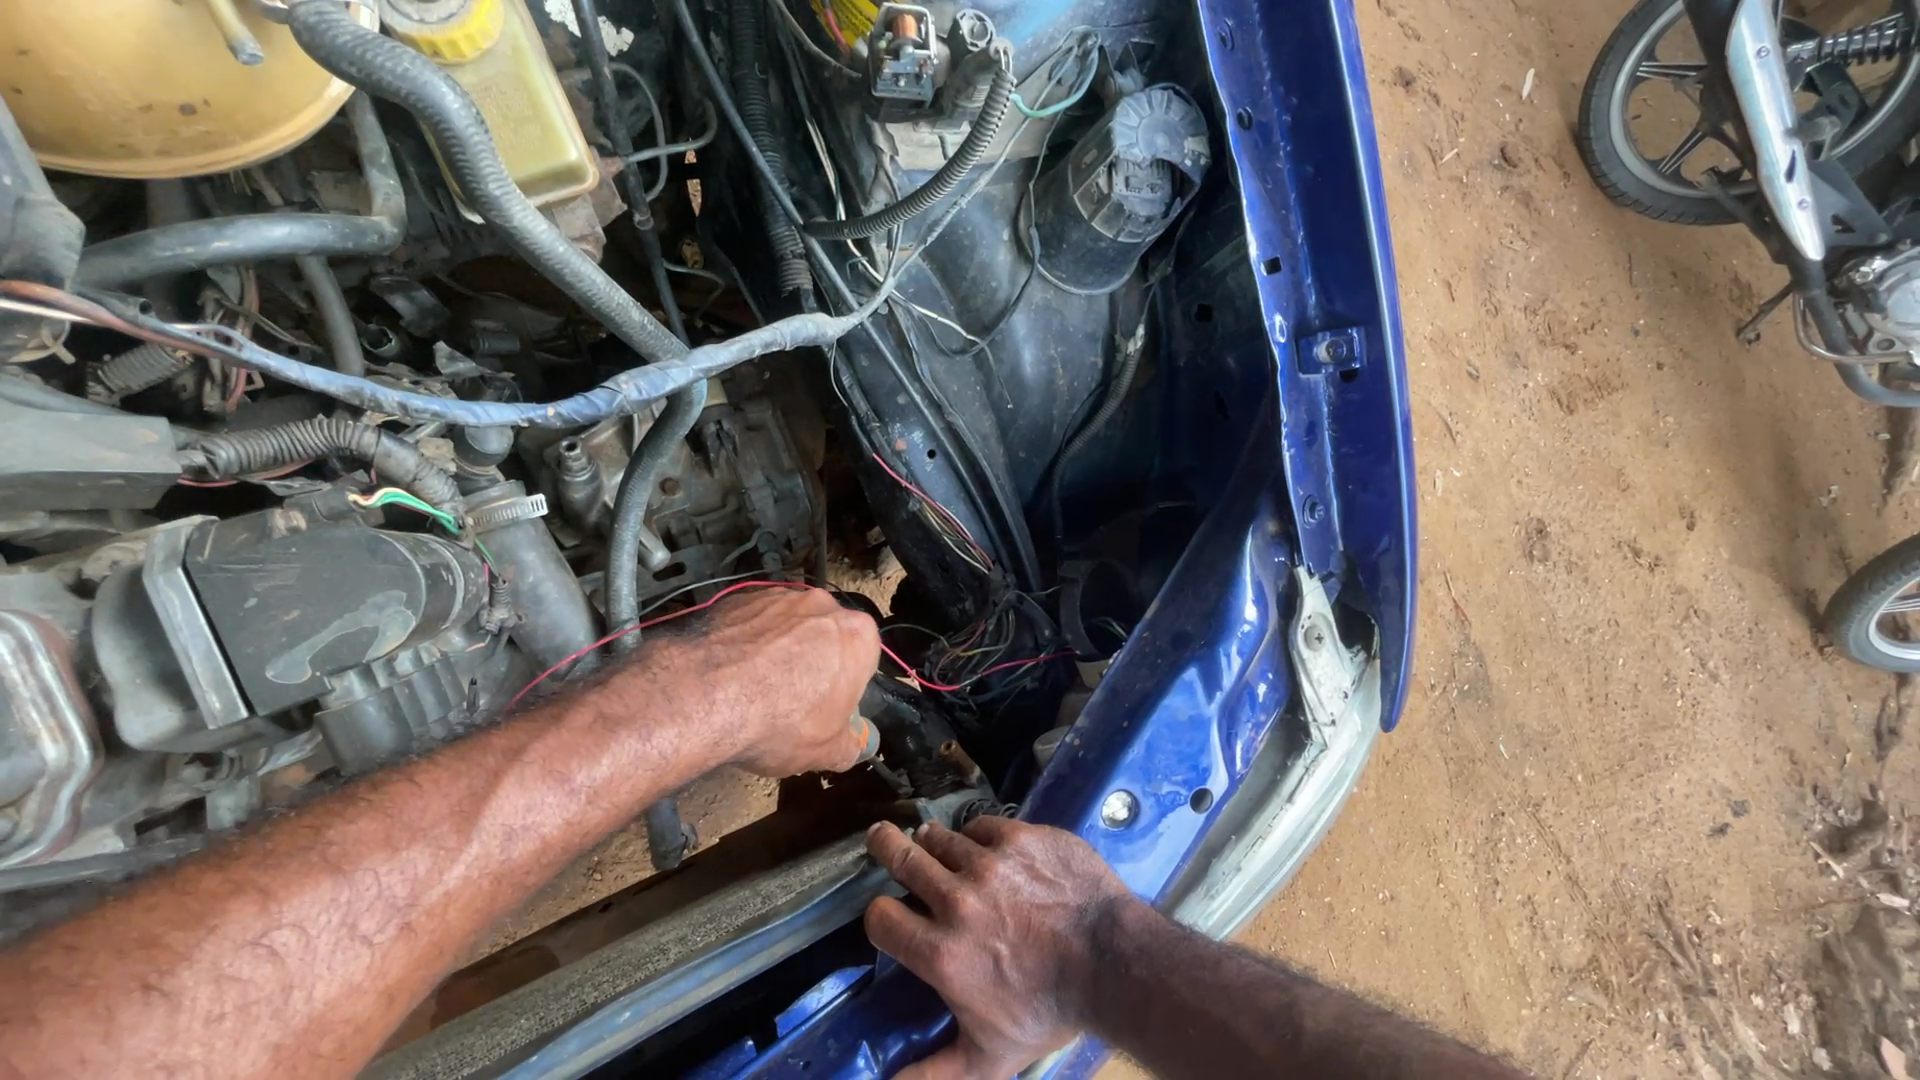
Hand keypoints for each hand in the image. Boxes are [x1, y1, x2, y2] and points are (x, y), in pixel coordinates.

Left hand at [640, 587, 878, 776]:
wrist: (706, 697)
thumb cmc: (778, 720)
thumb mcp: (826, 753)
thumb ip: (849, 746)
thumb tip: (852, 746)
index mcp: (858, 636)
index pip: (863, 660)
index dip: (845, 686)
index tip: (828, 708)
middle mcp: (823, 606)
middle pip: (825, 637)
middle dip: (813, 663)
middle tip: (792, 701)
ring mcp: (779, 597)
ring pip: (787, 626)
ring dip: (778, 650)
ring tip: (754, 689)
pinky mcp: (738, 598)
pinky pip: (751, 621)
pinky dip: (745, 642)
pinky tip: (731, 674)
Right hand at [863, 818, 1146, 1078]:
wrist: (1115, 963)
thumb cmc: (1051, 1011)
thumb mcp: (989, 1057)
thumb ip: (935, 1074)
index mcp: (942, 953)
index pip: (880, 920)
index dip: (879, 918)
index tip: (888, 917)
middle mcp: (956, 901)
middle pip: (901, 858)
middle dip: (884, 845)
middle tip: (878, 835)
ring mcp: (989, 863)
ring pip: (940, 838)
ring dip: (933, 842)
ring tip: (932, 840)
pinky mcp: (1019, 837)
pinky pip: (981, 827)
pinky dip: (977, 837)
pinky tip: (985, 846)